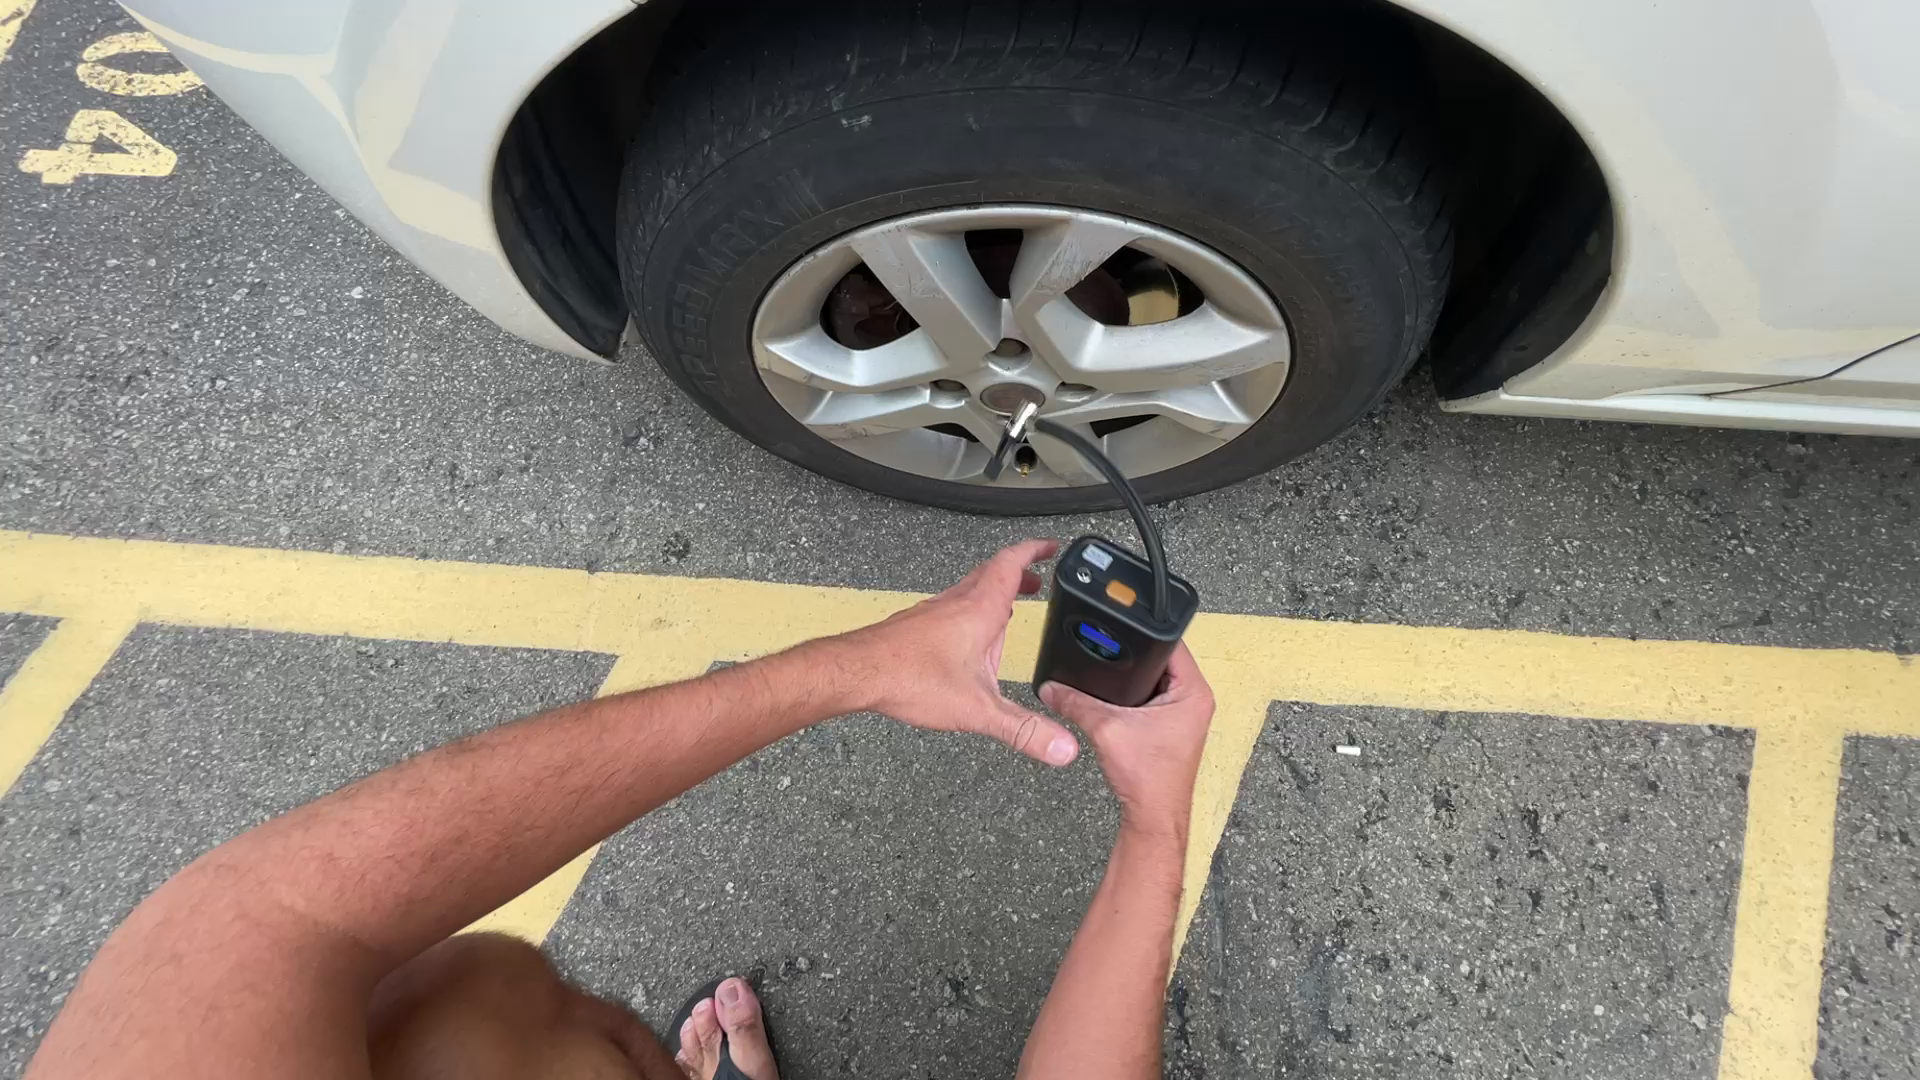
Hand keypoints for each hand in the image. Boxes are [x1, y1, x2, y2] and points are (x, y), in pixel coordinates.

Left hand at [839, 539, 1080, 766]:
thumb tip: (1062, 747)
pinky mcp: (918, 625)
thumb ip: (1023, 729)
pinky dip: (971, 611)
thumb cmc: (909, 677)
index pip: (1012, 563)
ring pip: (970, 589)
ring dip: (994, 591)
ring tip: (1008, 608)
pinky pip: (952, 607)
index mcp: (979, 610)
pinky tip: (968, 639)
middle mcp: (957, 603)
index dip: (1035, 549)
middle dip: (1020, 572)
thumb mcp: (979, 710)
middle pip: (993, 573)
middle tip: (1037, 580)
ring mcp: (935, 612)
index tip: (1052, 545)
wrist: (857, 672)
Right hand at [1039, 644, 1213, 837]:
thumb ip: (1074, 702)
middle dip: (1134, 655)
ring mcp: (1182, 713)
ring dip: (1132, 676)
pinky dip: (1131, 694)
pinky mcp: (1169, 725)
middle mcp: (1194, 699)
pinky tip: (1113, 697)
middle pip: (1161, 659)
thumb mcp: (1105, 728)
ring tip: (1109, 670)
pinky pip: (1149, 696)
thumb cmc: (1148, 779)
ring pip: (1153, 678)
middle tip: (1109, 646)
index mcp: (1193, 692)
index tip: (1121, 626)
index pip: (1171, 643)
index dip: (1145, 633)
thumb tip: (1051, 687)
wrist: (1151, 817)